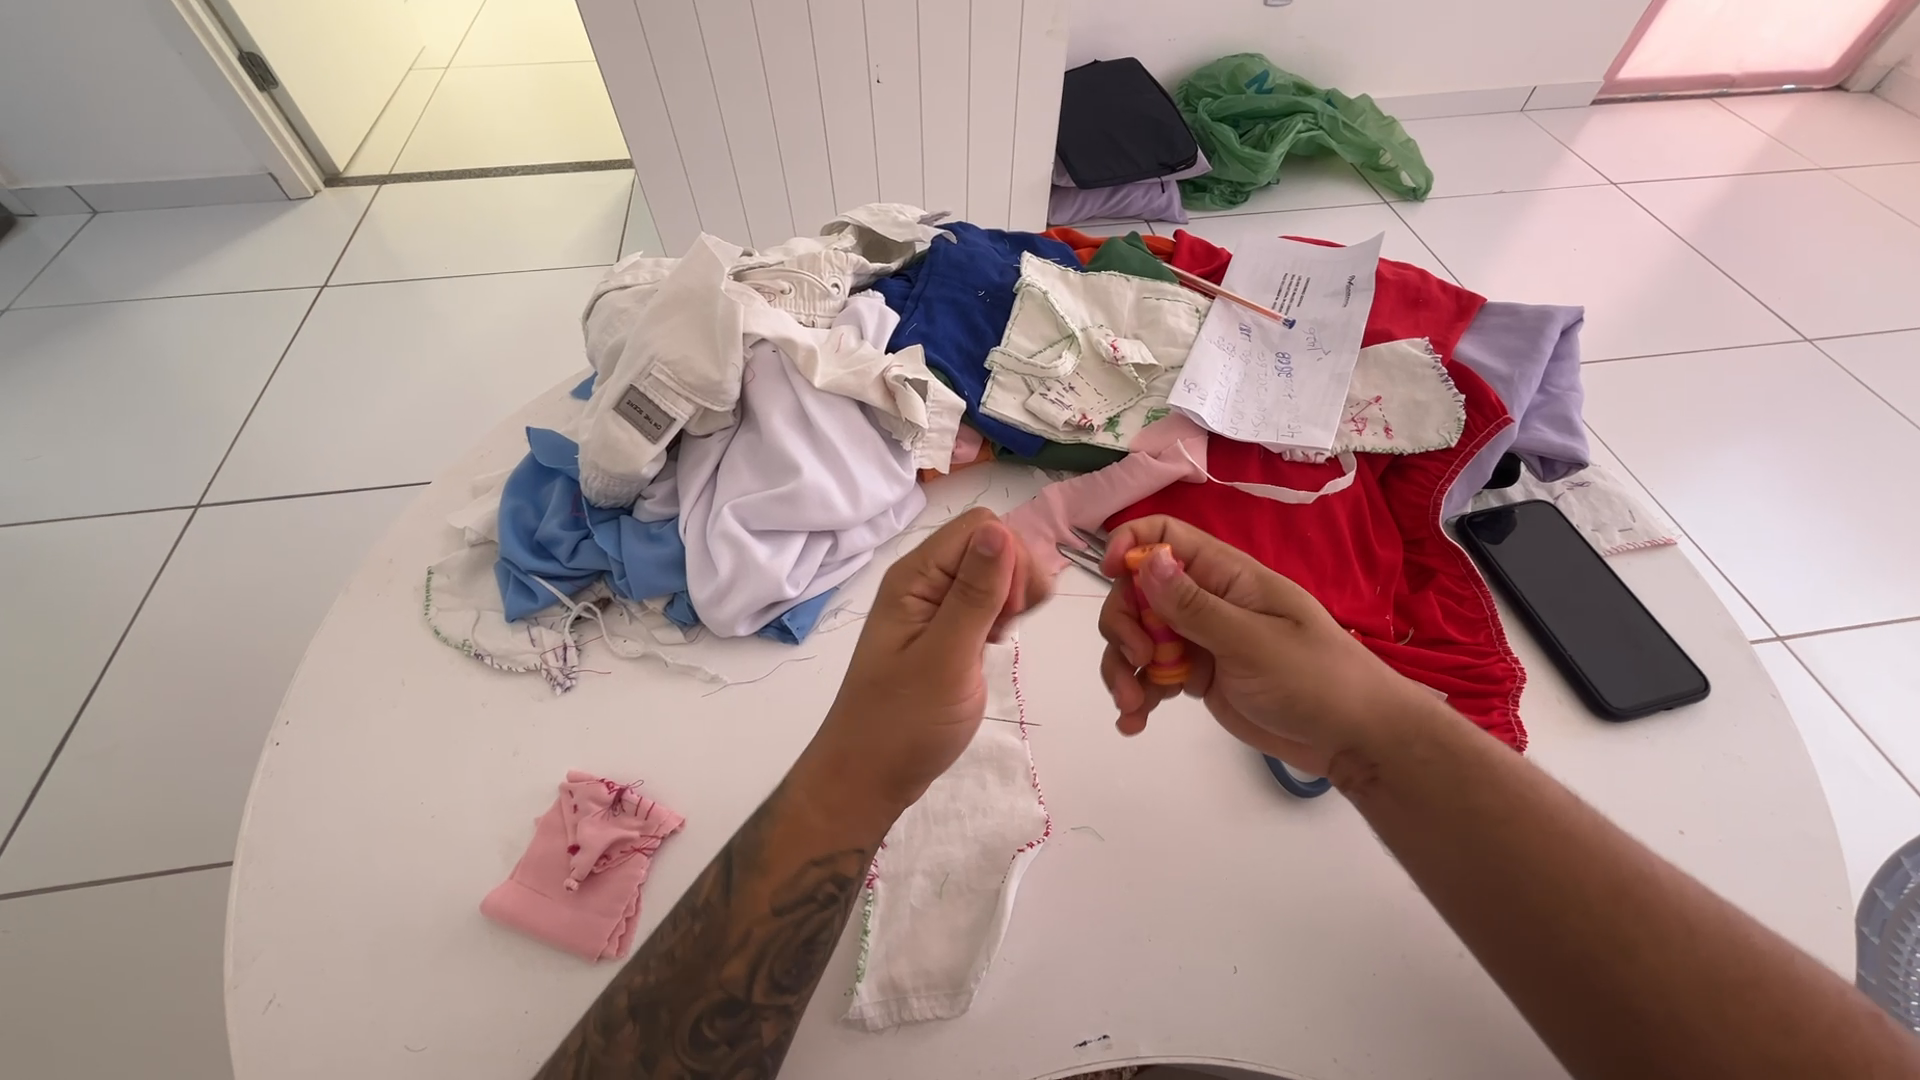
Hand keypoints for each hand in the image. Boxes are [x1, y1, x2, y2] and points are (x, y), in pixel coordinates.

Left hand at [804, 508, 1051, 817]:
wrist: (870, 775)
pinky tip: (994, 643)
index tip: (1010, 610)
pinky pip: (985, 600)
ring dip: (1011, 598)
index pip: (981, 526)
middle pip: (990, 543)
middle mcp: (924, 580)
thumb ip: (975, 594)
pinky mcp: (946, 627)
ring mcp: (934, 604)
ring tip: (998, 638)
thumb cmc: (904, 722)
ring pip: (993, 571)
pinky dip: (1001, 615)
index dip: (1009, 557)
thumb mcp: (945, 658)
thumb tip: (1000, 530)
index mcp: (915, 576)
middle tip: (1004, 628)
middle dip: (1015, 577)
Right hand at [1097, 516, 1441, 774]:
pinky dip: (1137, 696)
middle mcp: (1204, 601)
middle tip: (1139, 662)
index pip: (1165, 536)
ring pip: (1136, 638)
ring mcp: (1197, 640)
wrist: (1352, 738)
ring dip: (1123, 669)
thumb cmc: (1313, 678)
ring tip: (1133, 706)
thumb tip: (1145, 559)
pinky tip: (1134, 723)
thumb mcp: (1251, 641)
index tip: (1111, 575)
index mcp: (1224, 575)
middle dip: (1123, 627)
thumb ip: (1193, 605)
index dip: (1131, 545)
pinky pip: (1150, 676)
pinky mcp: (1195, 676)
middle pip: (1136, 594)